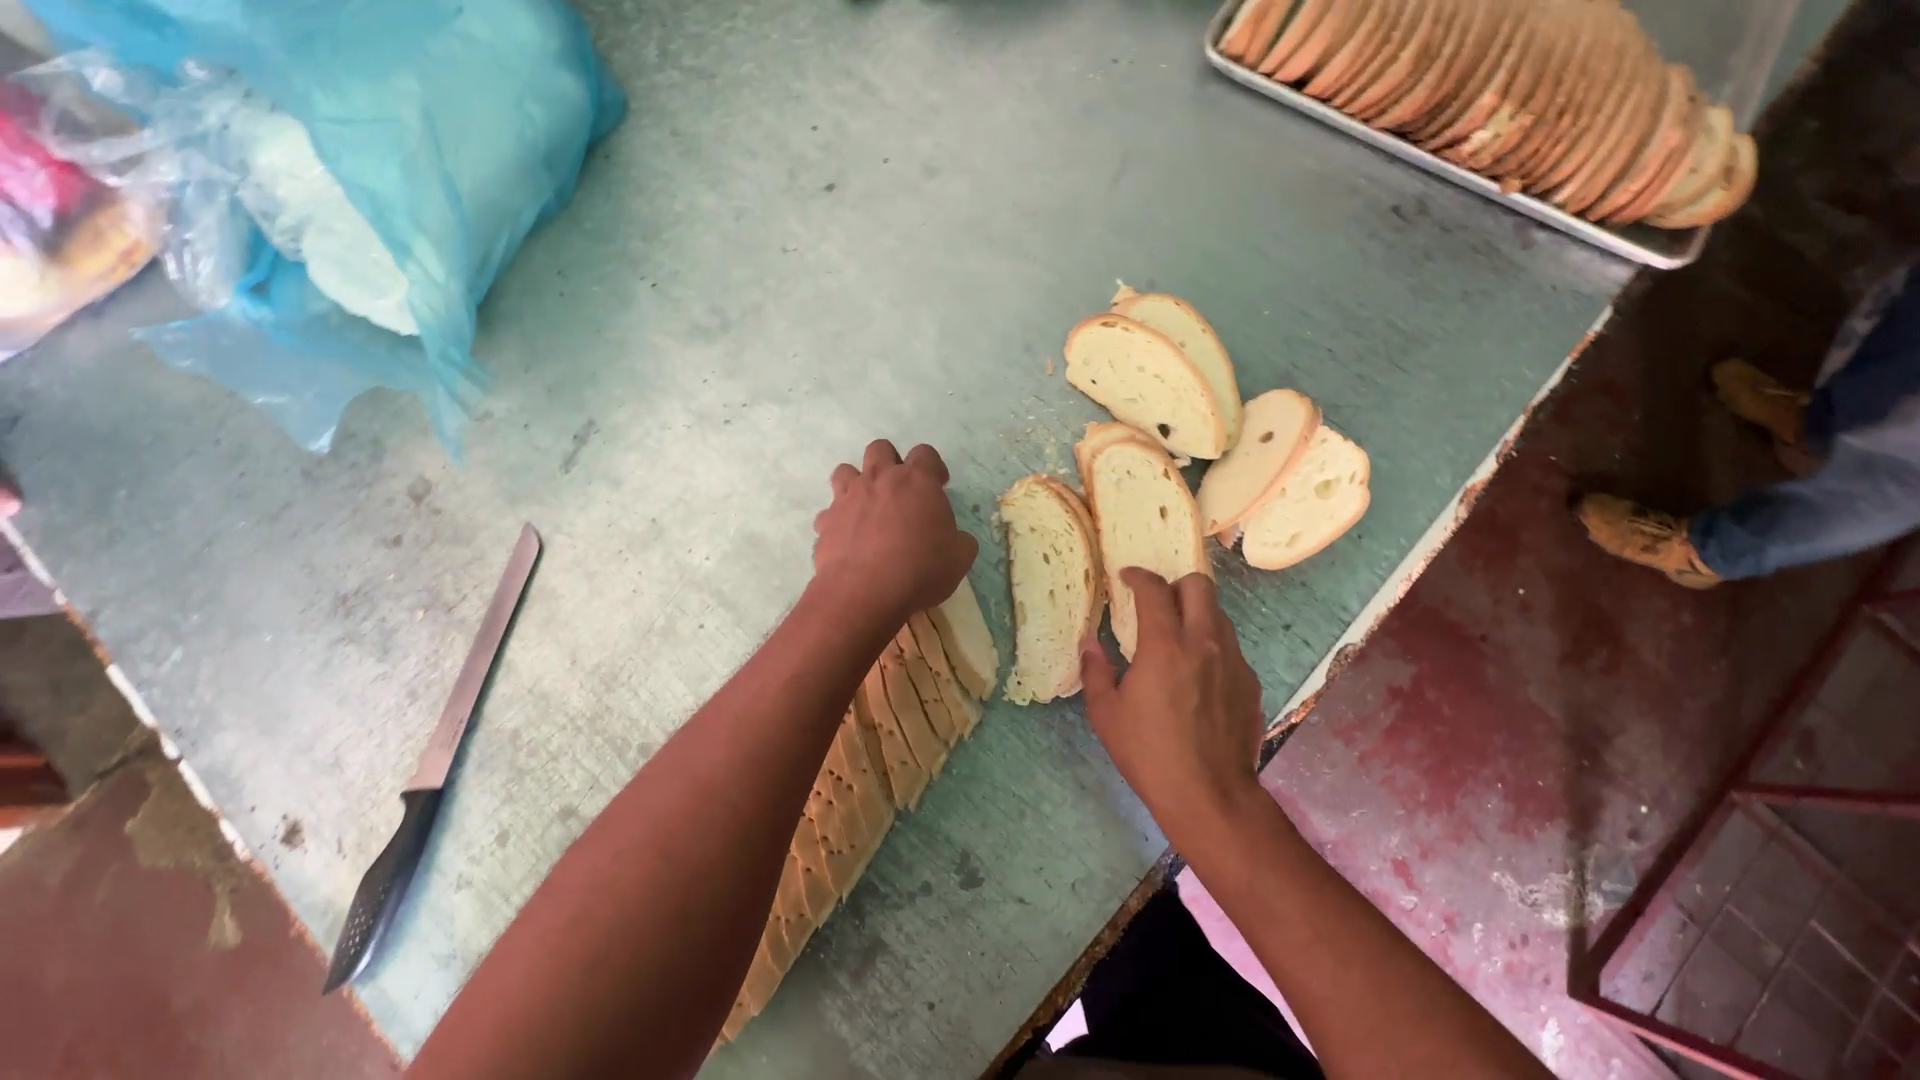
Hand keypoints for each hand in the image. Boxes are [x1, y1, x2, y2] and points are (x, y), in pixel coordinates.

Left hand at [813, 440, 977, 622]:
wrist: (865, 593)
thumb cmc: (920, 570)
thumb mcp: (959, 558)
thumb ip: (960, 541)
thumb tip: (957, 540)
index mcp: (917, 481)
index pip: (925, 453)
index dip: (933, 467)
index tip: (938, 485)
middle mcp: (880, 480)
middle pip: (880, 449)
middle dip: (890, 462)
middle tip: (900, 490)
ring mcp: (848, 498)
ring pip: (845, 471)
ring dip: (857, 483)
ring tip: (867, 507)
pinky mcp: (826, 522)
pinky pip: (829, 512)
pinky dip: (838, 520)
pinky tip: (847, 538)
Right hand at [1081, 568, 1265, 841]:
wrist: (1210, 794)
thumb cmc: (1149, 754)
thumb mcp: (1106, 715)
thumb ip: (1095, 672)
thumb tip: (1089, 644)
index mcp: (1165, 645)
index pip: (1154, 589)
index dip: (1138, 576)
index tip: (1127, 578)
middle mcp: (1205, 643)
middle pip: (1199, 586)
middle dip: (1176, 585)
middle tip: (1158, 603)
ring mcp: (1234, 662)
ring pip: (1220, 615)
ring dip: (1197, 614)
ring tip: (1178, 638)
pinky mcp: (1251, 683)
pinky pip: (1231, 649)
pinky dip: (1213, 648)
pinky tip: (1198, 677)